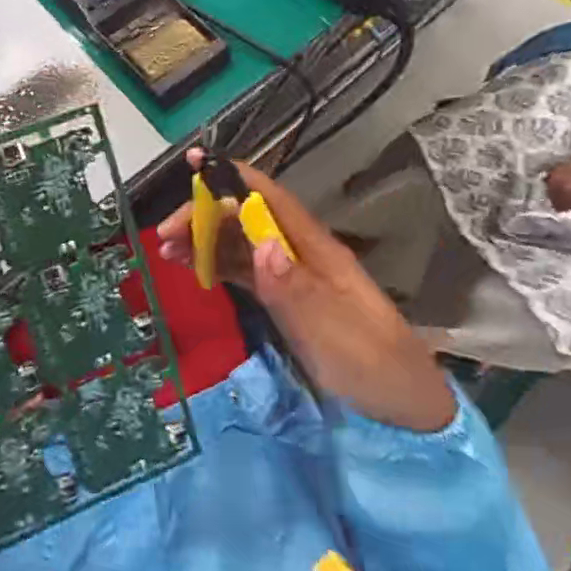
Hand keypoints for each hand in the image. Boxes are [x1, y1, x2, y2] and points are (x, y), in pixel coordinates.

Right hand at [155, 150, 455, 432]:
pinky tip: (187, 267)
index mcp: (315, 248)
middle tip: (165, 236)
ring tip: (166, 250)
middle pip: (243, 216)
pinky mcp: (280, 294)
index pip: (268, 198)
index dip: (232, 175)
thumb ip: (297, 289)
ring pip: (236, 240)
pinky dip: (211, 262)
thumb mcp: (337, 332)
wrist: (405, 408)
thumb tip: (261, 244)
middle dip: (202, 215)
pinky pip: (238, 267)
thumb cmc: (376, 366)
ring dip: (200, 238)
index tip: (193, 162)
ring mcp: (288, 272)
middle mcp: (298, 251)